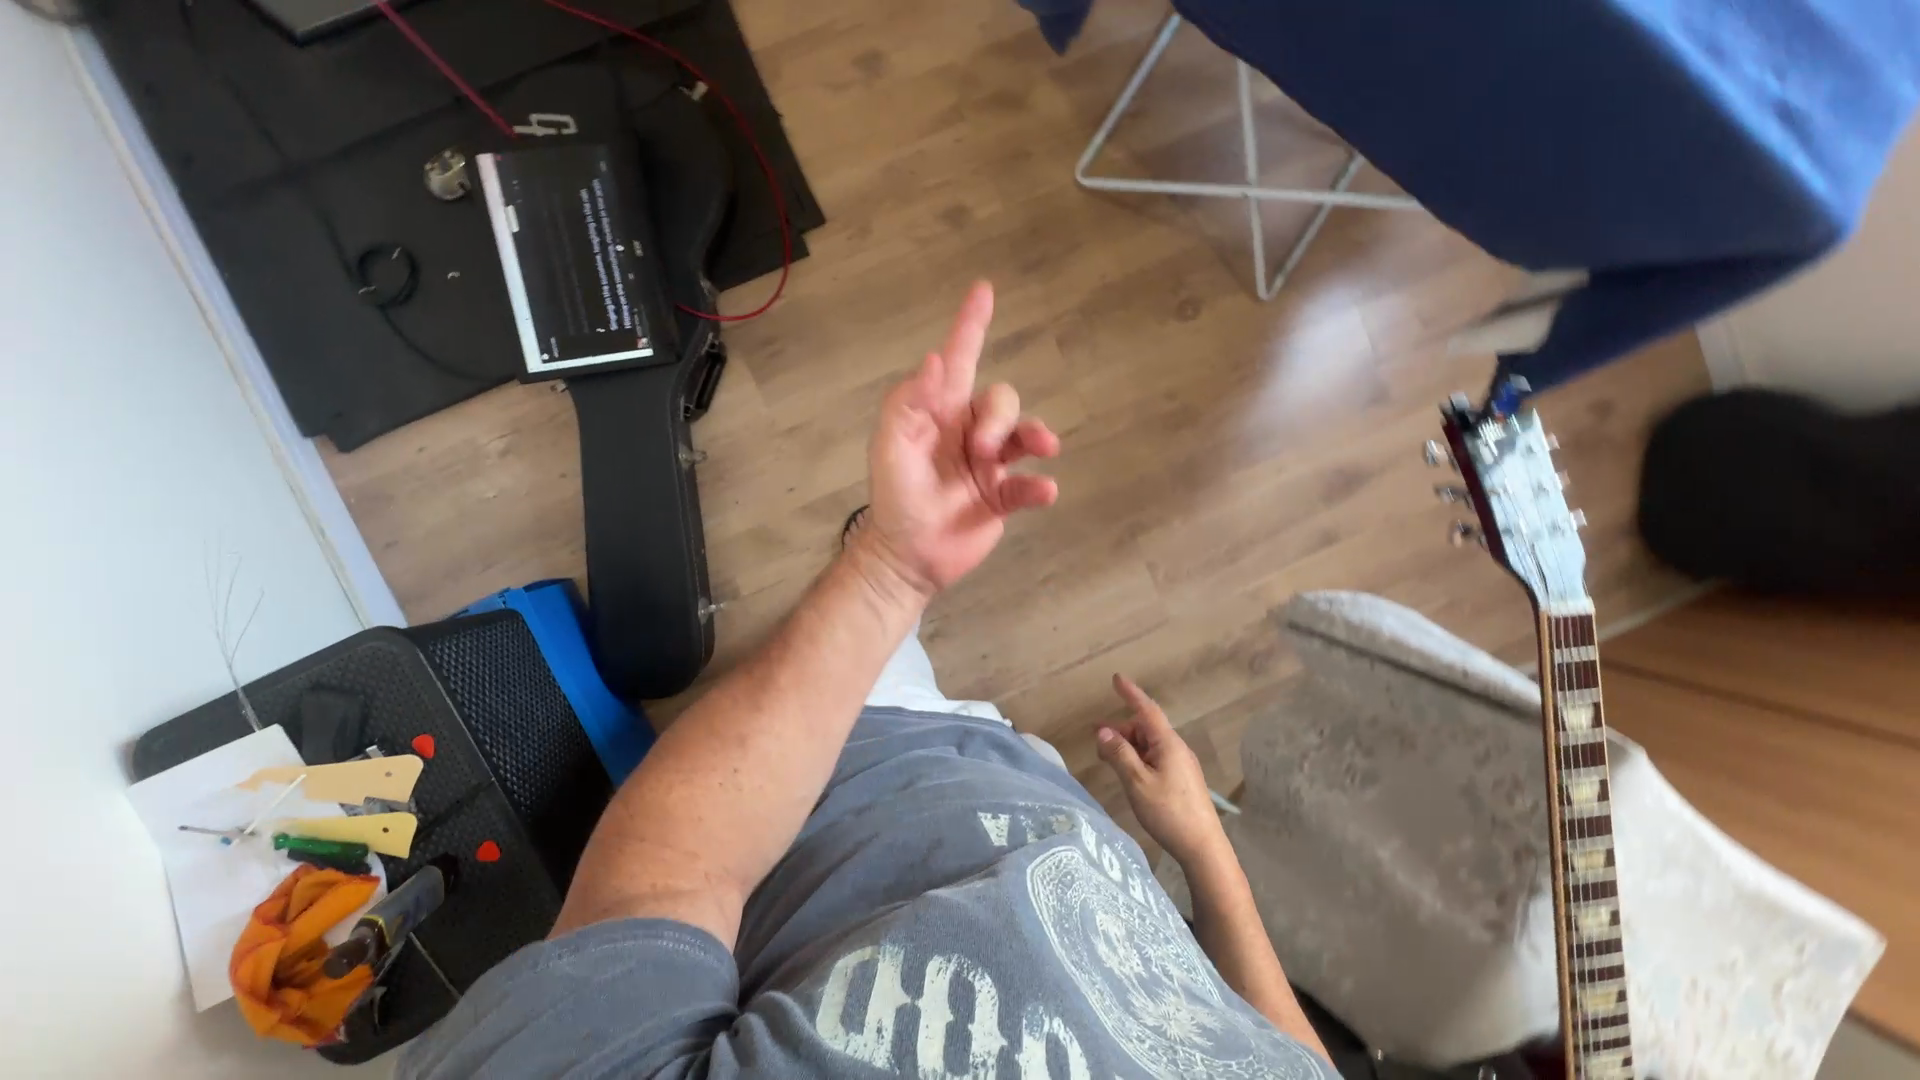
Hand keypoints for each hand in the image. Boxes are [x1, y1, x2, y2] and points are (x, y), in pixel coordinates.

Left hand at [861, 281, 1059, 596]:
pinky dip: (1039, 485)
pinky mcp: (1002, 496)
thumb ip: (908, 404)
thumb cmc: (894, 497)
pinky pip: (1029, 483)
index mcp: (938, 413)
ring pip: (1024, 434)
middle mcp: (967, 431)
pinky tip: (1042, 492)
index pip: (958, 359)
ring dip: (1035, 436)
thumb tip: (935, 359)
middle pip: (1001, 400)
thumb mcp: (890, 447)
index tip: (984, 290)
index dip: (970, 325)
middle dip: (1000, 416)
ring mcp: (988, 464)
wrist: (908, 556)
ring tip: (1039, 451)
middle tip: (981, 449)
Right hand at [1097, 674, 1226, 864]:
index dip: (1130, 694)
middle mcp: (1176, 749)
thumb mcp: (1137, 782)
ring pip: (1149, 745)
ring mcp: (1181, 765)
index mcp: (1168, 744)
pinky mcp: (1181, 780)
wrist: (1203, 847)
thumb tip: (1103, 731)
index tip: (1116, 678)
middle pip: (1145, 728)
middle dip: (1121, 730)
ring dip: (1127, 747)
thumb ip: (1119, 754)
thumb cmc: (1169, 812)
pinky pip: (1155, 758)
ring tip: (1108, 760)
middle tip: (1097, 742)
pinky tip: (1128, 773)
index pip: (1146, 710)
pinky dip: (1137, 759)